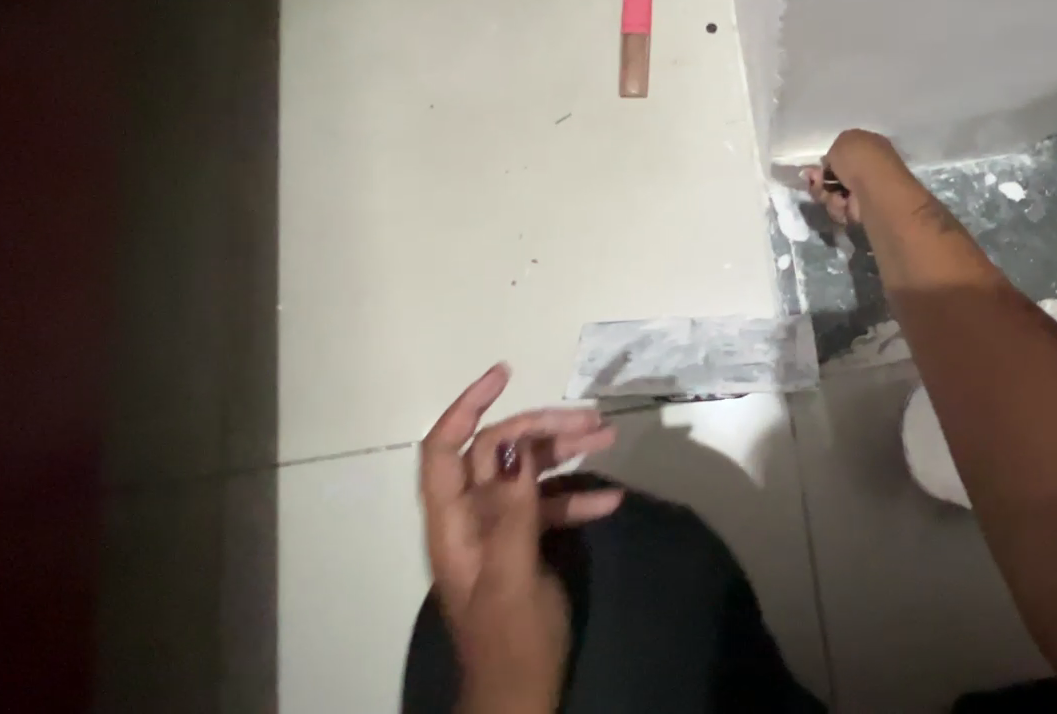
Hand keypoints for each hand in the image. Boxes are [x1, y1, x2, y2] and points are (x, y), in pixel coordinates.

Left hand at [420, 364, 623, 711]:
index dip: (467, 407)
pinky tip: (613, 498)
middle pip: (498, 452)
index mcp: (453, 522)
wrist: (522, 694)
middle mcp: (471, 517)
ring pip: (527, 472)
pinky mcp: (526, 543)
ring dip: (566, 454)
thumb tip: (514, 446)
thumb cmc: (510, 640)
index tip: (504, 375)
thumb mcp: (512, 575)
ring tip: (607, 439)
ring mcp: (500, 529)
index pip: (444, 449)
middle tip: (589, 421)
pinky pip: (550, 504)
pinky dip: (579, 496)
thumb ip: (511, 510)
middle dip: (541, 429)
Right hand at [801, 128, 909, 225]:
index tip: (817, 166)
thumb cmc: (859, 158)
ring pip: (833, 193)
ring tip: (834, 194)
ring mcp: (866, 191)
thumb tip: (832, 164)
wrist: (874, 188)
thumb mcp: (842, 141)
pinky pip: (840, 209)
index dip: (828, 160)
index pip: (844, 153)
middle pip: (835, 176)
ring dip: (826, 194)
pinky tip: (842, 203)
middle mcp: (869, 168)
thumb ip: (834, 150)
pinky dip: (837, 207)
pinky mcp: (862, 211)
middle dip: (821, 180)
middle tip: (816, 180)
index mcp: (869, 146)